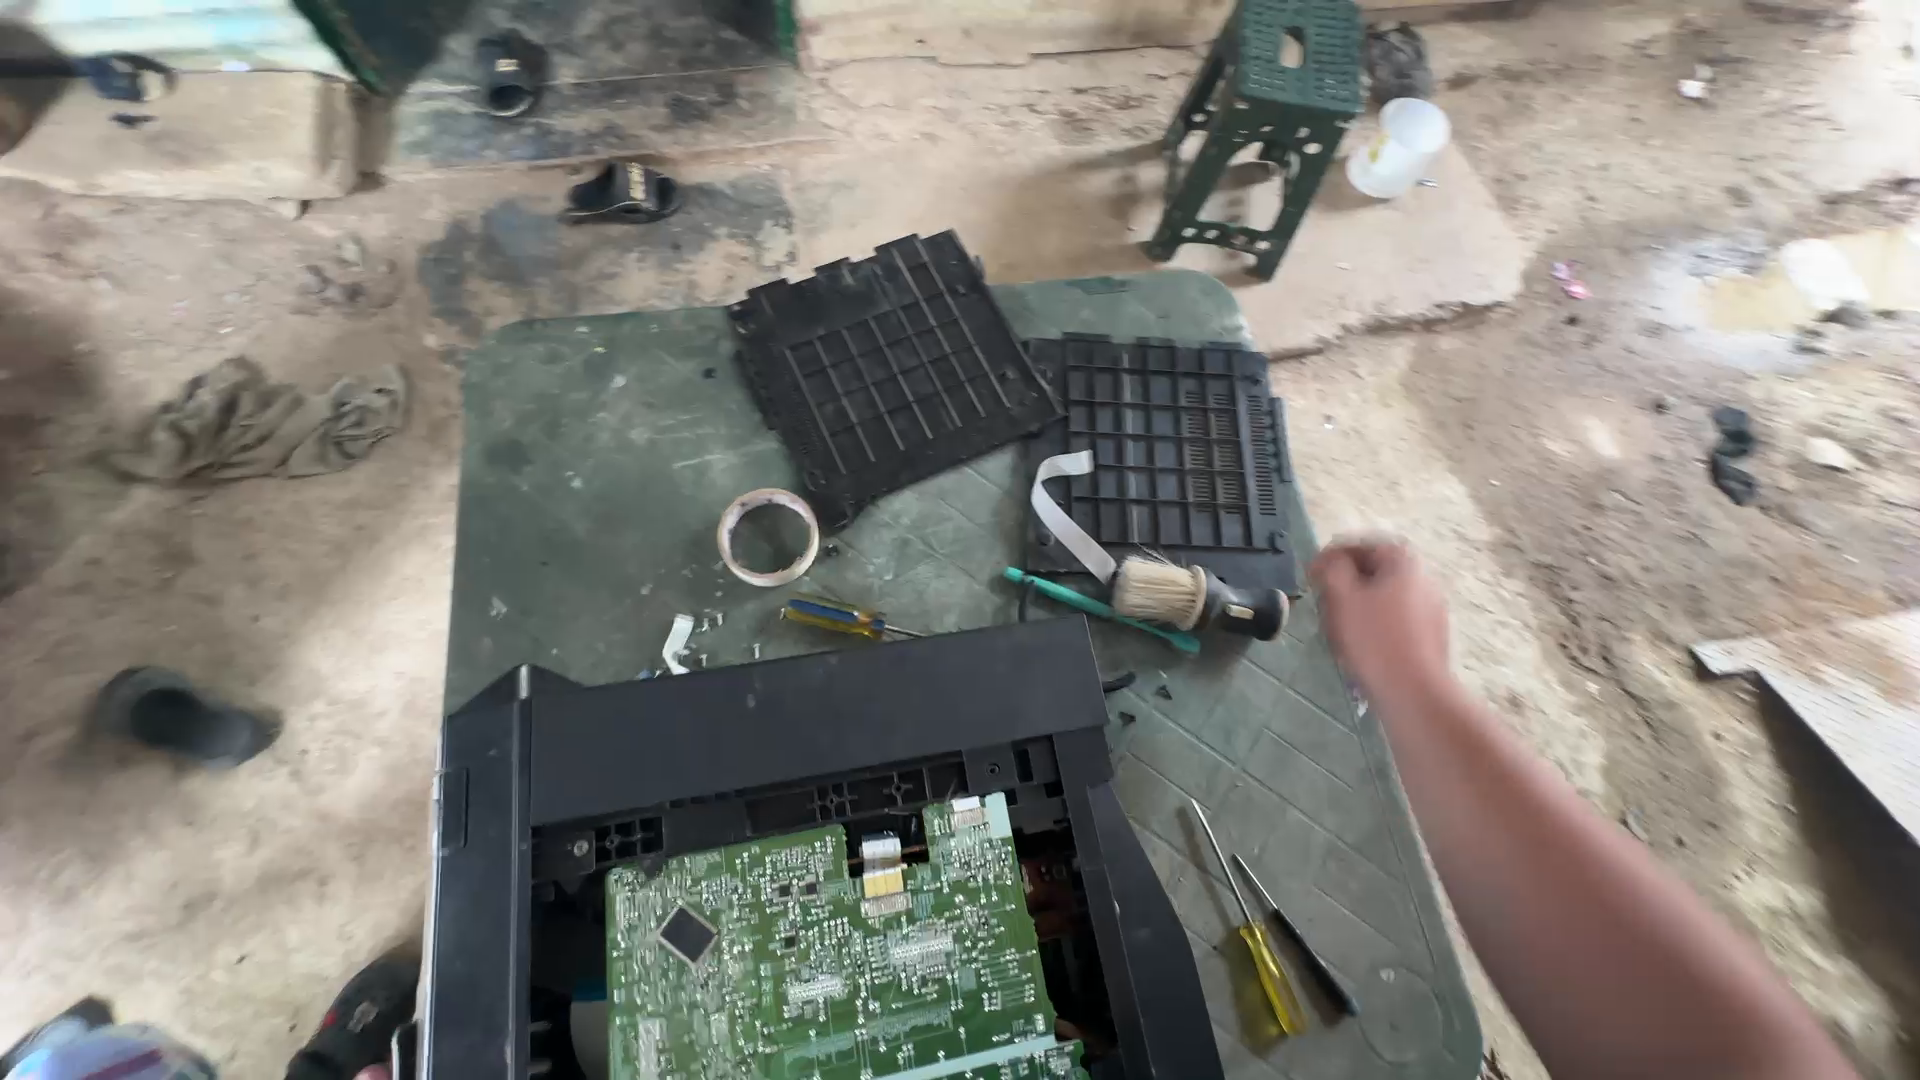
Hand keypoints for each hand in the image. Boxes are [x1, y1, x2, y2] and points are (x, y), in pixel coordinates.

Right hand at [1310, 539, 1452, 704]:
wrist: (1412, 690)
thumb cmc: (1373, 638)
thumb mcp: (1342, 597)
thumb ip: (1332, 569)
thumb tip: (1329, 560)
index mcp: (1405, 564)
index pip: (1368, 544)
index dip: (1337, 552)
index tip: (1315, 569)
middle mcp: (1425, 580)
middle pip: (1378, 569)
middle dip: (1347, 578)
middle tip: (1322, 594)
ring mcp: (1432, 609)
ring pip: (1386, 594)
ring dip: (1359, 600)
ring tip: (1336, 620)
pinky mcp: (1430, 635)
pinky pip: (1396, 616)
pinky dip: (1374, 619)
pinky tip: (1358, 640)